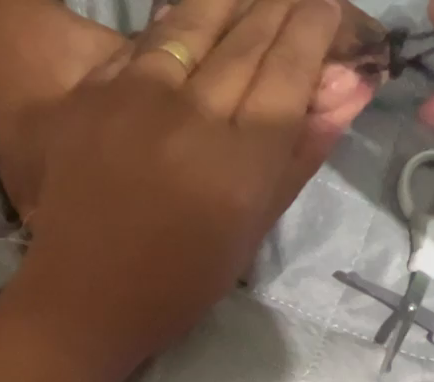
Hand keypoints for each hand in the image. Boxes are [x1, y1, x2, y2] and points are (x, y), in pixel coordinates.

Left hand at [13, 0, 360, 365]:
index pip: (290, 69)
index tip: (328, 11)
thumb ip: (298, 158)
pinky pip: (145, 43)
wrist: (82, 300)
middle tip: (300, 0)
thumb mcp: (249, 234)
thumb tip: (351, 86)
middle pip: (249, 38)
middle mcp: (192, 118)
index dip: (315, 29)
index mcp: (240, 165)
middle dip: (282, 8)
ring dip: (232, 2)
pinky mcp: (90, 96)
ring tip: (252, 0)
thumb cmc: (176, 286)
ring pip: (195, 21)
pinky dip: (177, 24)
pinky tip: (194, 20)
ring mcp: (135, 99)